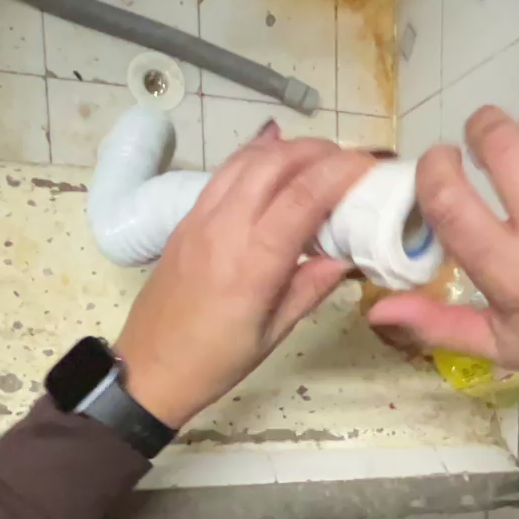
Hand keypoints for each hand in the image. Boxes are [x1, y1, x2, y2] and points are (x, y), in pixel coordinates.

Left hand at [116, 126, 374, 428]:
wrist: (149, 368)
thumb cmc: (216, 361)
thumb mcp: (273, 334)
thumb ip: (310, 288)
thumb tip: (346, 256)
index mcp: (252, 264)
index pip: (302, 198)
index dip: (340, 173)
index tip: (369, 166)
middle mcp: (224, 229)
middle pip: (274, 163)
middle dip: (316, 151)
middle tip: (347, 161)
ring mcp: (199, 219)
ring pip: (245, 159)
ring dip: (286, 150)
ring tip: (317, 160)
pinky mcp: (185, 219)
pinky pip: (224, 174)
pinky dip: (256, 159)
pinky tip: (276, 168)